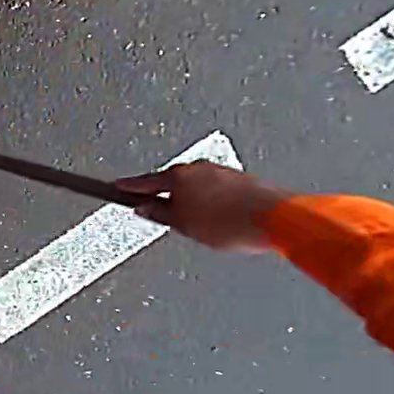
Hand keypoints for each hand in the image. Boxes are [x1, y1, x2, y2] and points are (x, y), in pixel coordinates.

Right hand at [116, 162, 292, 250]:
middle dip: (165, 197)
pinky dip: (210, 204)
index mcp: (179, 175)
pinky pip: (215, 191)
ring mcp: (221, 172)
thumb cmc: (231, 221)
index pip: (145, 182)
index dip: (129, 187)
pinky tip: (218, 220)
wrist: (276, 218)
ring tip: (197, 225)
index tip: (116, 187)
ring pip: (195, 188)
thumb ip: (158, 214)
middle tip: (158, 214)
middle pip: (171, 183)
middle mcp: (199, 168)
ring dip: (191, 203)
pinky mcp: (240, 181)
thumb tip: (144, 208)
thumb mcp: (182, 225)